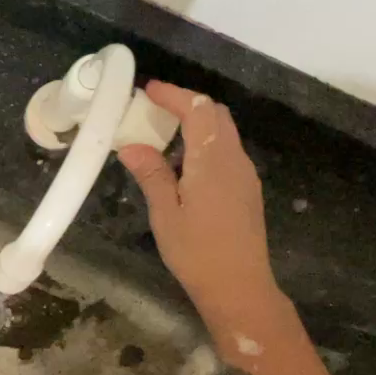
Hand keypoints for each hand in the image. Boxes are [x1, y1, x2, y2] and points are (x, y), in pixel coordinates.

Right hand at [117, 82, 283, 323]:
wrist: (238, 284)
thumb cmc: (196, 251)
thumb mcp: (165, 214)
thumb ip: (151, 175)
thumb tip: (131, 146)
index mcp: (211, 160)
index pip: (198, 110)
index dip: (174, 95)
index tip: (149, 90)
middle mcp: (233, 159)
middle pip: (216, 115)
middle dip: (186, 105)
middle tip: (154, 111)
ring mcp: (243, 174)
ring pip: (222, 134)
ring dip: (195, 126)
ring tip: (161, 138)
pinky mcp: (245, 190)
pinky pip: (224, 154)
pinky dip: (202, 146)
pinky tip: (181, 167)